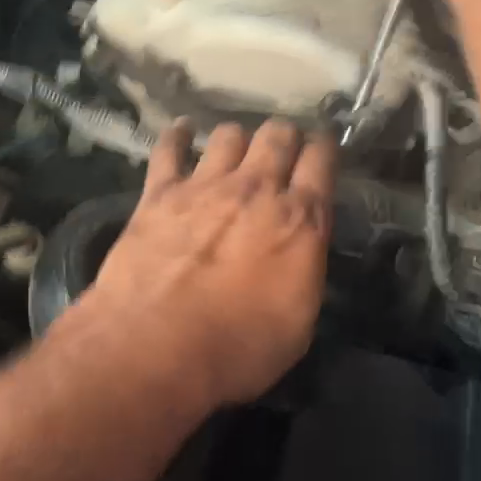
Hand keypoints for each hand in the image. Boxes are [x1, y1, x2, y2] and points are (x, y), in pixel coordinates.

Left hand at [78, 121, 336, 407]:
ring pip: (229, 135)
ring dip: (237, 139)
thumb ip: (302, 272)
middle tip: (281, 147)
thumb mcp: (298, 324)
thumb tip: (298, 253)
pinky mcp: (159, 192)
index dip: (325, 148)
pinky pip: (170, 148)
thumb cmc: (237, 349)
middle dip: (283, 136)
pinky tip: (182, 132)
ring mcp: (204, 185)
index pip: (321, 162)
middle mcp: (256, 190)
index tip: (323, 147)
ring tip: (234, 148)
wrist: (156, 344)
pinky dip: (178, 136)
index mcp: (300, 222)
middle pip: (277, 136)